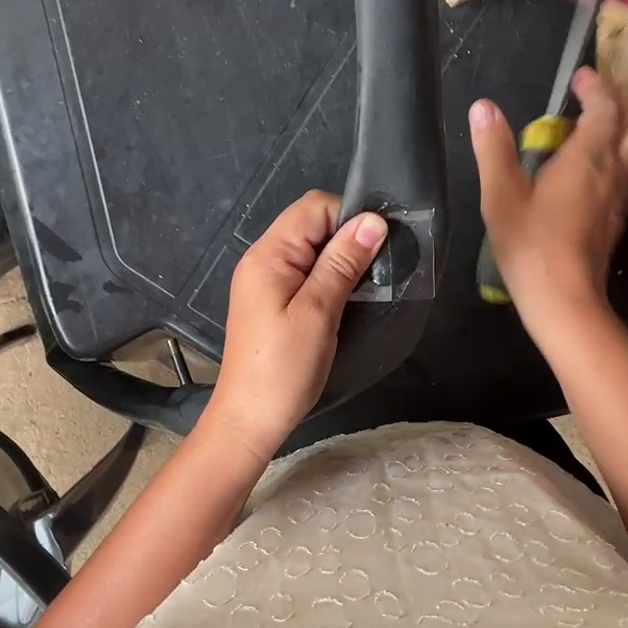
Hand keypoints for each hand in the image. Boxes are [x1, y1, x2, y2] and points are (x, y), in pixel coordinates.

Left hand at [204, 191, 387, 459]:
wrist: (250, 419)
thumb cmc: (283, 367)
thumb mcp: (318, 312)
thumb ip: (343, 263)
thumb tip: (373, 220)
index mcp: (268, 255)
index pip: (314, 207)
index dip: (349, 219)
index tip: (376, 250)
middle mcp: (263, 260)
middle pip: (313, 226)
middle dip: (348, 242)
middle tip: (375, 274)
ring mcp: (265, 283)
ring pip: (312, 253)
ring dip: (341, 264)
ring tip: (363, 291)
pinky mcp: (272, 304)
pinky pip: (305, 276)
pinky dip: (328, 282)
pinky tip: (345, 303)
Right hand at [471, 67, 627, 321]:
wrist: (563, 297)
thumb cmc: (529, 245)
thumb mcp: (500, 197)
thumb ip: (494, 150)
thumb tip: (484, 107)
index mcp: (587, 157)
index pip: (605, 108)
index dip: (596, 86)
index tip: (581, 75)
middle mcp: (614, 169)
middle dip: (625, 98)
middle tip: (601, 91)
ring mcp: (621, 195)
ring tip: (606, 120)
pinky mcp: (618, 216)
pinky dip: (624, 151)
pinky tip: (599, 163)